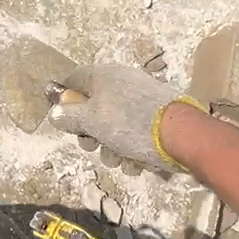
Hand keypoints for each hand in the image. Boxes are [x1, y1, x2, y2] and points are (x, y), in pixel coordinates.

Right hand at [49, 65, 192, 173]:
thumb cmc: (129, 123)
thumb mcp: (91, 122)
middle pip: (94, 106)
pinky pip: (136, 129)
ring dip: (113, 145)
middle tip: (94, 148)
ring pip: (115, 122)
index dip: (66, 101)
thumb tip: (55, 112)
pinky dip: (133, 146)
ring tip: (121, 161)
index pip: (74, 80)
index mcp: (103, 75)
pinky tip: (137, 163)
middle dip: (92, 132)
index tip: (66, 122)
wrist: (183, 134)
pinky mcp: (158, 114)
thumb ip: (69, 116)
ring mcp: (142, 97)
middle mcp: (122, 81)